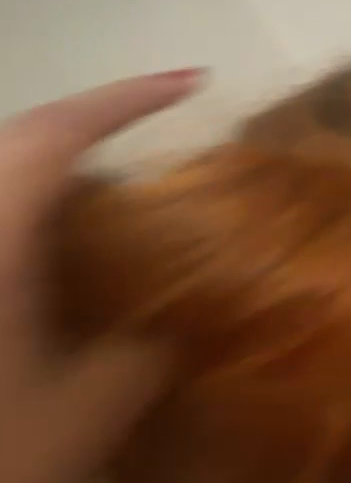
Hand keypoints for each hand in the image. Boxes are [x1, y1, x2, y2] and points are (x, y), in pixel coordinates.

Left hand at [0, 72, 196, 482]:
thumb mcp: (98, 401)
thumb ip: (154, 338)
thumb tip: (201, 302)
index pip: (52, 137)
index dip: (124, 99)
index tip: (195, 81)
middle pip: (12, 151)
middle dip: (83, 133)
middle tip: (153, 140)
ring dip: (44, 182)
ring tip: (108, 204)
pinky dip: (23, 225)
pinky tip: (48, 261)